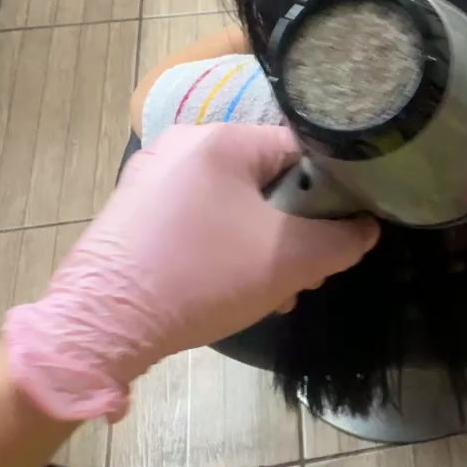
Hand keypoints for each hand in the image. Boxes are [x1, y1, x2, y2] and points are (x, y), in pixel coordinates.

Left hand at [3, 124, 378, 421]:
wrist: (100, 327)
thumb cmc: (202, 278)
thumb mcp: (290, 261)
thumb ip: (344, 241)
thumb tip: (367, 229)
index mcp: (222, 139)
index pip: (304, 152)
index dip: (333, 194)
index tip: (338, 236)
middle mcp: (184, 145)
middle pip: (270, 180)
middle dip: (296, 229)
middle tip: (303, 273)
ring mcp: (153, 177)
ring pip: (237, 203)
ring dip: (264, 245)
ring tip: (270, 291)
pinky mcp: (134, 211)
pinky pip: (201, 218)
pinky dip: (225, 247)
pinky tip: (229, 287)